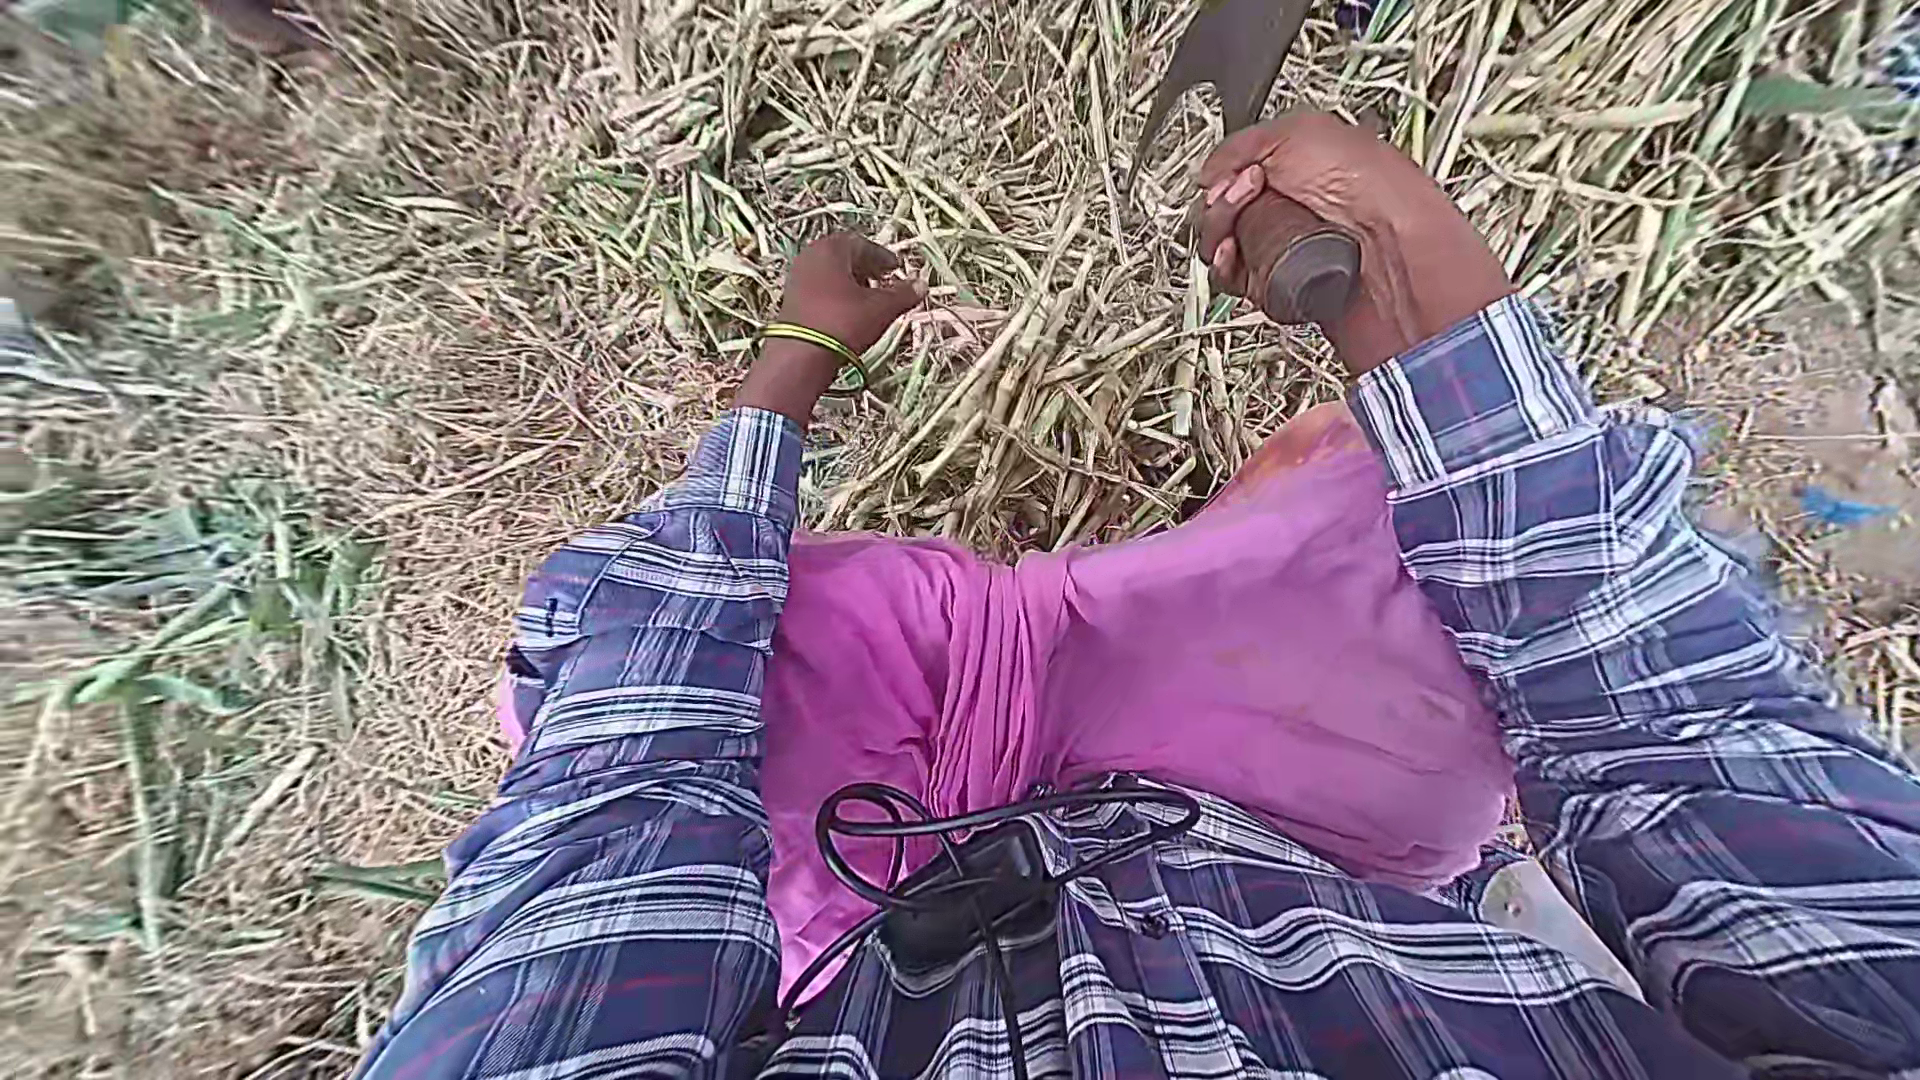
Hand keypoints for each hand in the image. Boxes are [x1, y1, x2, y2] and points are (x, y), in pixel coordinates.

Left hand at [737, 232, 926, 424]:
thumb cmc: (844, 323)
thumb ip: (903, 294)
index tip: (895, 268)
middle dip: (865, 268)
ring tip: (868, 298)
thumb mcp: (880, 309)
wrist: (801, 355)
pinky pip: (820, 290)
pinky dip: (837, 295)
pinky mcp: (792, 301)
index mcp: (831, 249)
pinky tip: (848, 312)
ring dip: (851, 282)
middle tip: (883, 279)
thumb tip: (922, 284)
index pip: (861, 243)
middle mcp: (810, 257)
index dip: (882, 256)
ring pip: (830, 274)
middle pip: (843, 257)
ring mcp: (797, 278)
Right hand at [1193, 112, 1511, 374]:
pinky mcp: (1268, 284)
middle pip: (1215, 213)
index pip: (1227, 178)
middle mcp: (1278, 209)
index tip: (1242, 175)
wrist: (1383, 247)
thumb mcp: (1298, 132)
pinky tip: (1235, 257)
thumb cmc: (1364, 184)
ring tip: (1242, 232)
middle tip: (1250, 194)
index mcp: (1289, 169)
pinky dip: (1224, 268)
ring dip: (1218, 236)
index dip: (1223, 177)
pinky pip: (1227, 279)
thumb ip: (1241, 145)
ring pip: (1215, 248)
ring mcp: (1271, 249)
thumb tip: (1205, 176)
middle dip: (1221, 206)